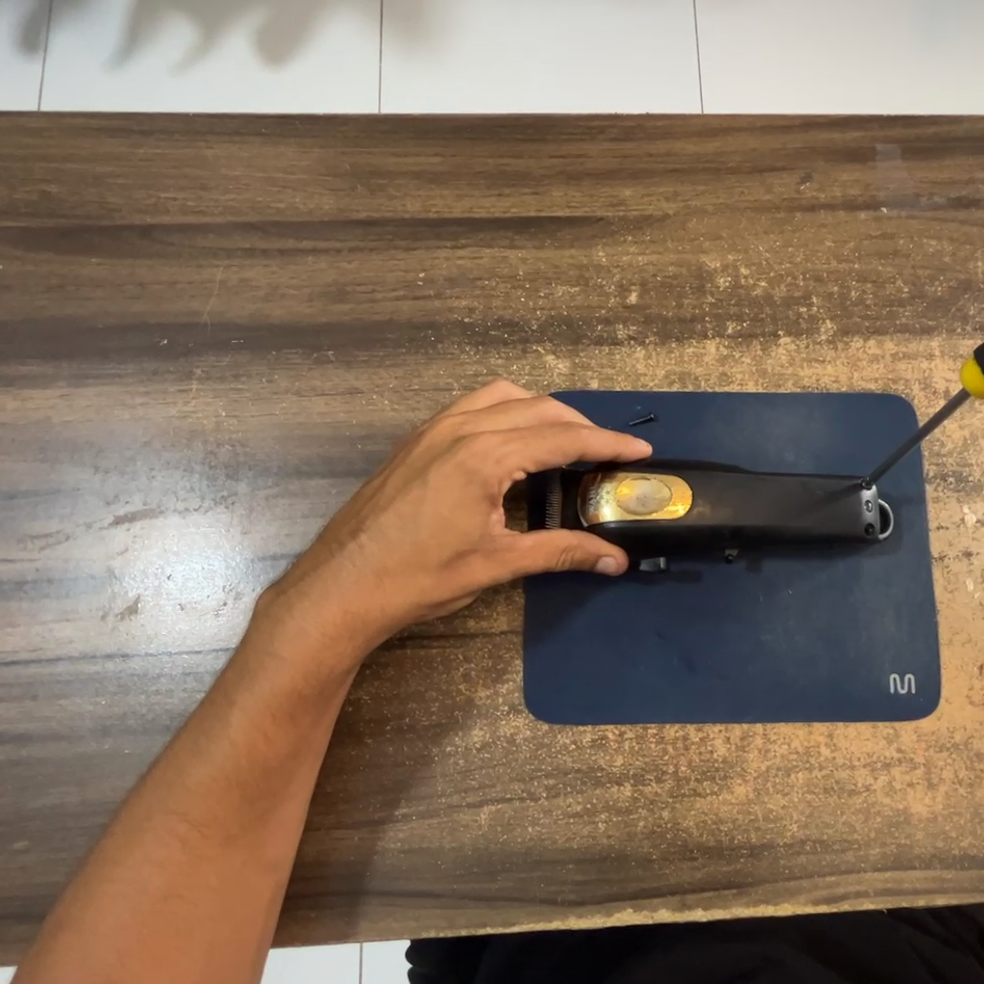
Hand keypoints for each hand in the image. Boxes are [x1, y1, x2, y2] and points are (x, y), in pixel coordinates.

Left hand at [258, 380, 650, 652]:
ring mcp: (433, 429)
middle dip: (580, 425)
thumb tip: (616, 560)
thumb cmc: (420, 578)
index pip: (562, 438)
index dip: (607, 443)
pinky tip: (513, 445)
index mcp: (485, 454)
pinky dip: (507, 413)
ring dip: (542, 411)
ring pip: (503, 397)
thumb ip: (562, 551)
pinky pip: (473, 407)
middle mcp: (461, 428)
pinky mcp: (416, 440)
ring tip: (566, 441)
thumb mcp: (499, 563)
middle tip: (609, 453)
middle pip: (538, 408)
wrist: (341, 587)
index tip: (641, 449)